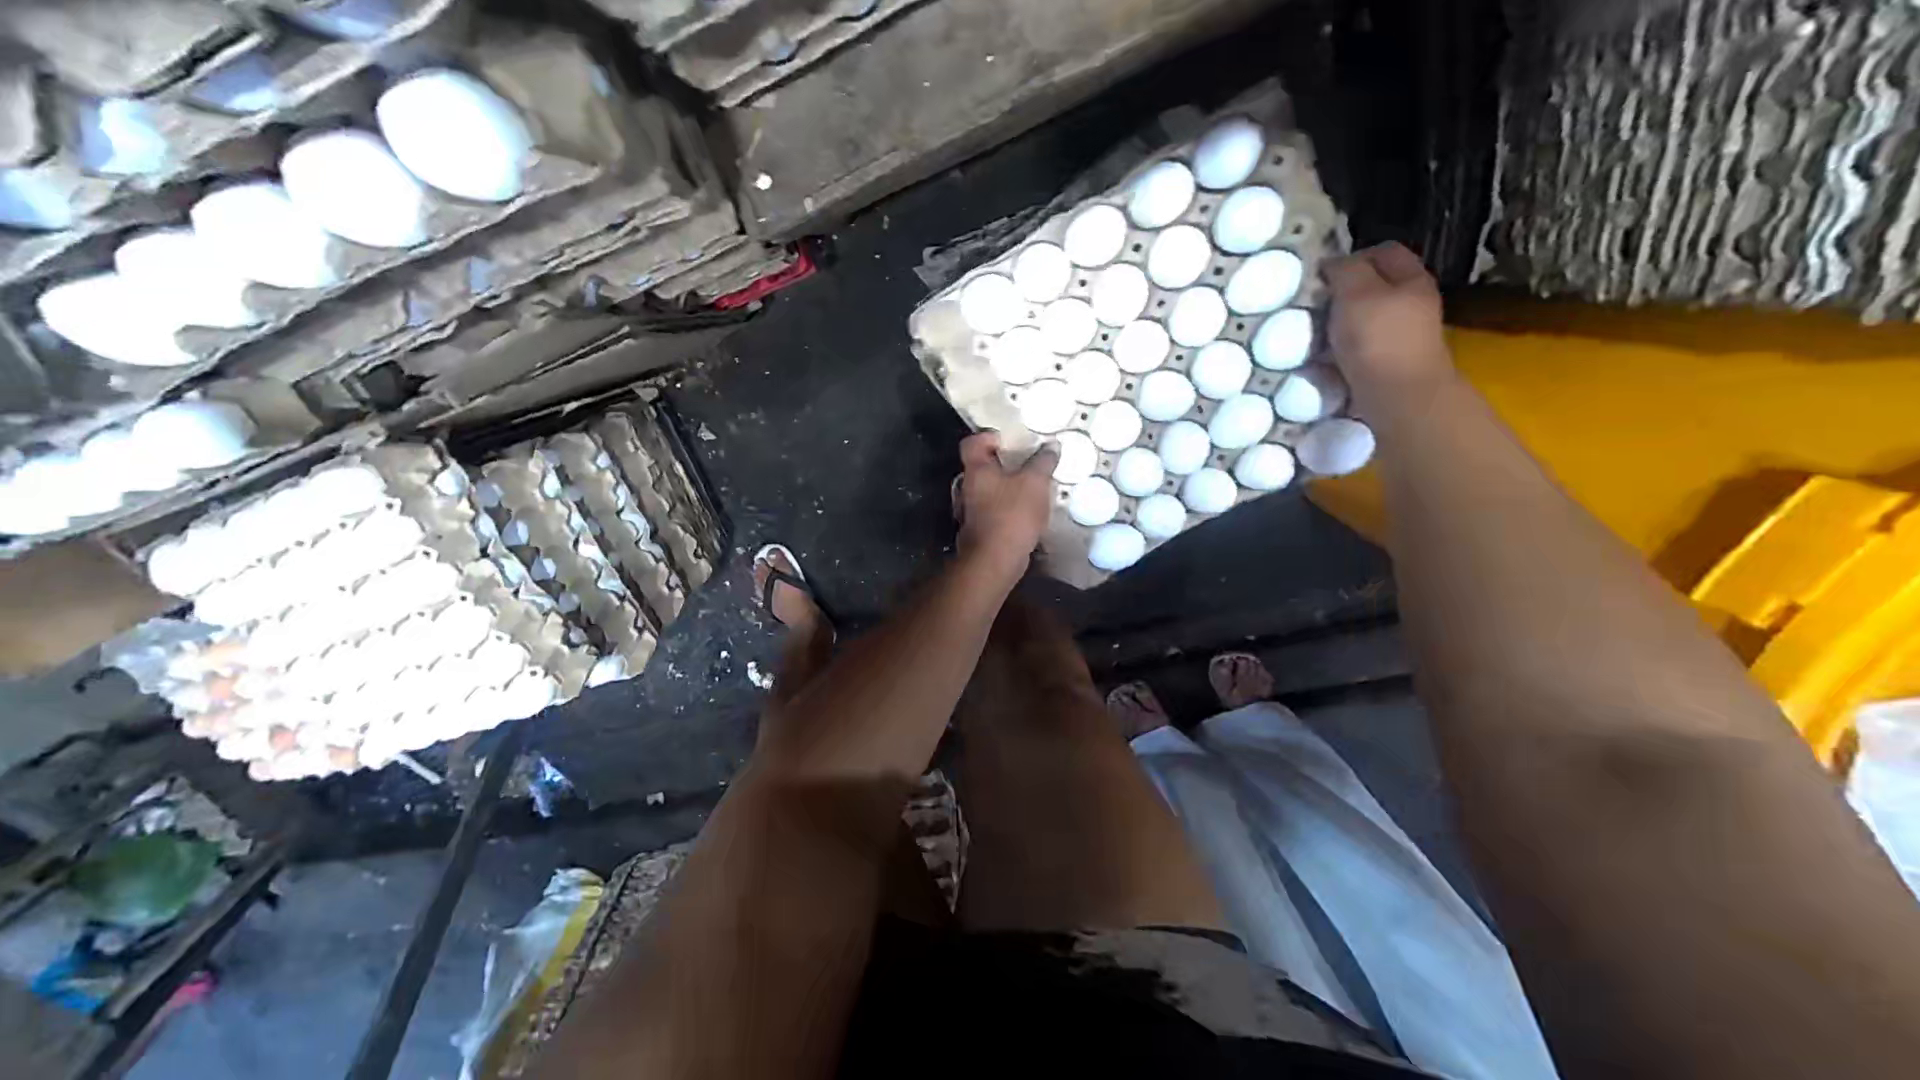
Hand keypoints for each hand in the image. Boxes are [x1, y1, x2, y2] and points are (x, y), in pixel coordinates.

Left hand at [956, 432, 1057, 572]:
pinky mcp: (979, 531)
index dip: (988, 437)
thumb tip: (1052, 446)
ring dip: (1006, 488)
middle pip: (981, 467)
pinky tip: (1026, 514)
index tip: (1009, 441)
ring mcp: (970, 511)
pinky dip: (1007, 509)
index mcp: (976, 470)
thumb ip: (1043, 462)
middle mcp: (967, 488)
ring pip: (988, 491)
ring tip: (1031, 489)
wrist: (995, 559)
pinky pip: (993, 511)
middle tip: (1027, 464)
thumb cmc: (1012, 514)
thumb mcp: (1035, 482)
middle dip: (1003, 464)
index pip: (972, 443)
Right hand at [1323, 243, 1454, 401]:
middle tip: (1317, 307)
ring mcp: (1405, 337)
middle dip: (1344, 295)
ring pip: (1367, 320)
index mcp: (1411, 278)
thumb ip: (1344, 271)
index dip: (1352, 258)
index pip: (1384, 252)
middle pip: (1375, 288)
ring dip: (1341, 326)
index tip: (1323, 277)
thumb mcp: (1355, 292)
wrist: (1400, 397)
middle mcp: (1414, 303)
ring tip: (1317, 336)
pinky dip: (1344, 352)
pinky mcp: (1392, 365)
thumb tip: (1333, 264)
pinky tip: (1327, 361)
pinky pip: (1363, 349)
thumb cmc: (1378, 338)